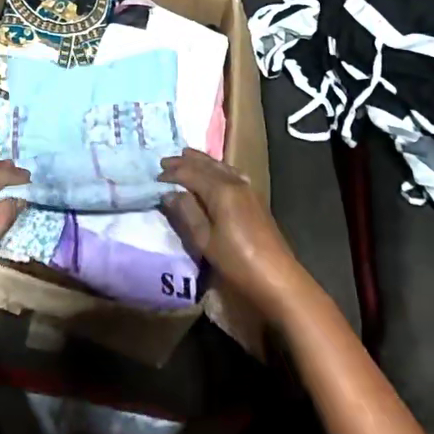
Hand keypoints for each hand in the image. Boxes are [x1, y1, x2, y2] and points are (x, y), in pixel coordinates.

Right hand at [159, 149, 309, 315]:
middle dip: (185, 161)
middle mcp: (235, 182)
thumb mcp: (205, 240)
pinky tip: (215, 171)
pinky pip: (231, 172)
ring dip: (201, 161)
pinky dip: (217, 168)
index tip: (156, 176)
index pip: (191, 173)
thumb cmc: (237, 261)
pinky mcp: (255, 198)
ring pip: (220, 166)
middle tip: (165, 160)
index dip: (173, 173)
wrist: (278, 277)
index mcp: (221, 190)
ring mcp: (248, 189)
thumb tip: (170, 193)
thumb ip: (187, 213)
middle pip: (206, 165)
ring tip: (186, 156)